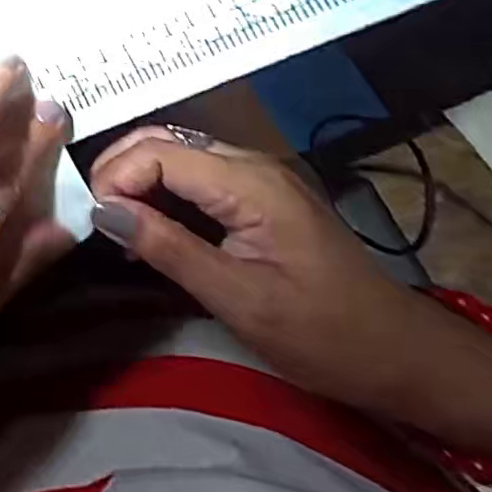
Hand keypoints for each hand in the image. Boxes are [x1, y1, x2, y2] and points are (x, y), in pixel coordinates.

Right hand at [88, 126, 491, 454]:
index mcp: (247, 182)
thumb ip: (168, 248)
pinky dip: (163, 189)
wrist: (399, 351)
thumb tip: (103, 213)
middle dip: (120, 168)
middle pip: (165, 140)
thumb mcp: (238, 298)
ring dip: (139, 177)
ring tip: (115, 222)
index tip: (92, 221)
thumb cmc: (322, 333)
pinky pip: (197, 173)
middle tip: (94, 216)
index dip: (116, 178)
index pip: (159, 153)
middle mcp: (249, 163)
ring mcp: (256, 174)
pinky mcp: (259, 191)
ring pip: (178, 151)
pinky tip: (150, 223)